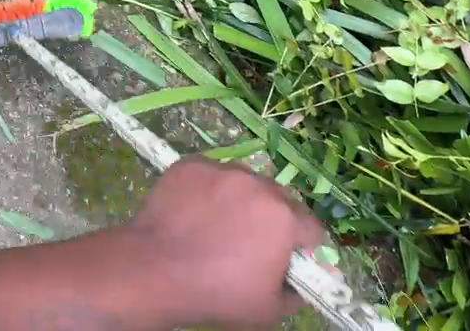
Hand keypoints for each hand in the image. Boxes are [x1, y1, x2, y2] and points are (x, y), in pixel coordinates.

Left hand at [125, 159, 327, 328]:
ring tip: (221, 222)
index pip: (311, 227)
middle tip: (254, 240)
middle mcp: (254, 182)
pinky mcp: (189, 163)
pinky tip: (197, 210)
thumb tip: (302, 277)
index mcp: (282, 215)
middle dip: (274, 218)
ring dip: (242, 198)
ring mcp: (218, 168)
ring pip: (243, 181)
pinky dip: (210, 188)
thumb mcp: (271, 307)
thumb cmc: (219, 291)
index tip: (289, 258)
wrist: (158, 266)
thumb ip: (297, 289)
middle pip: (278, 198)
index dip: (304, 246)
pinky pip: (211, 174)